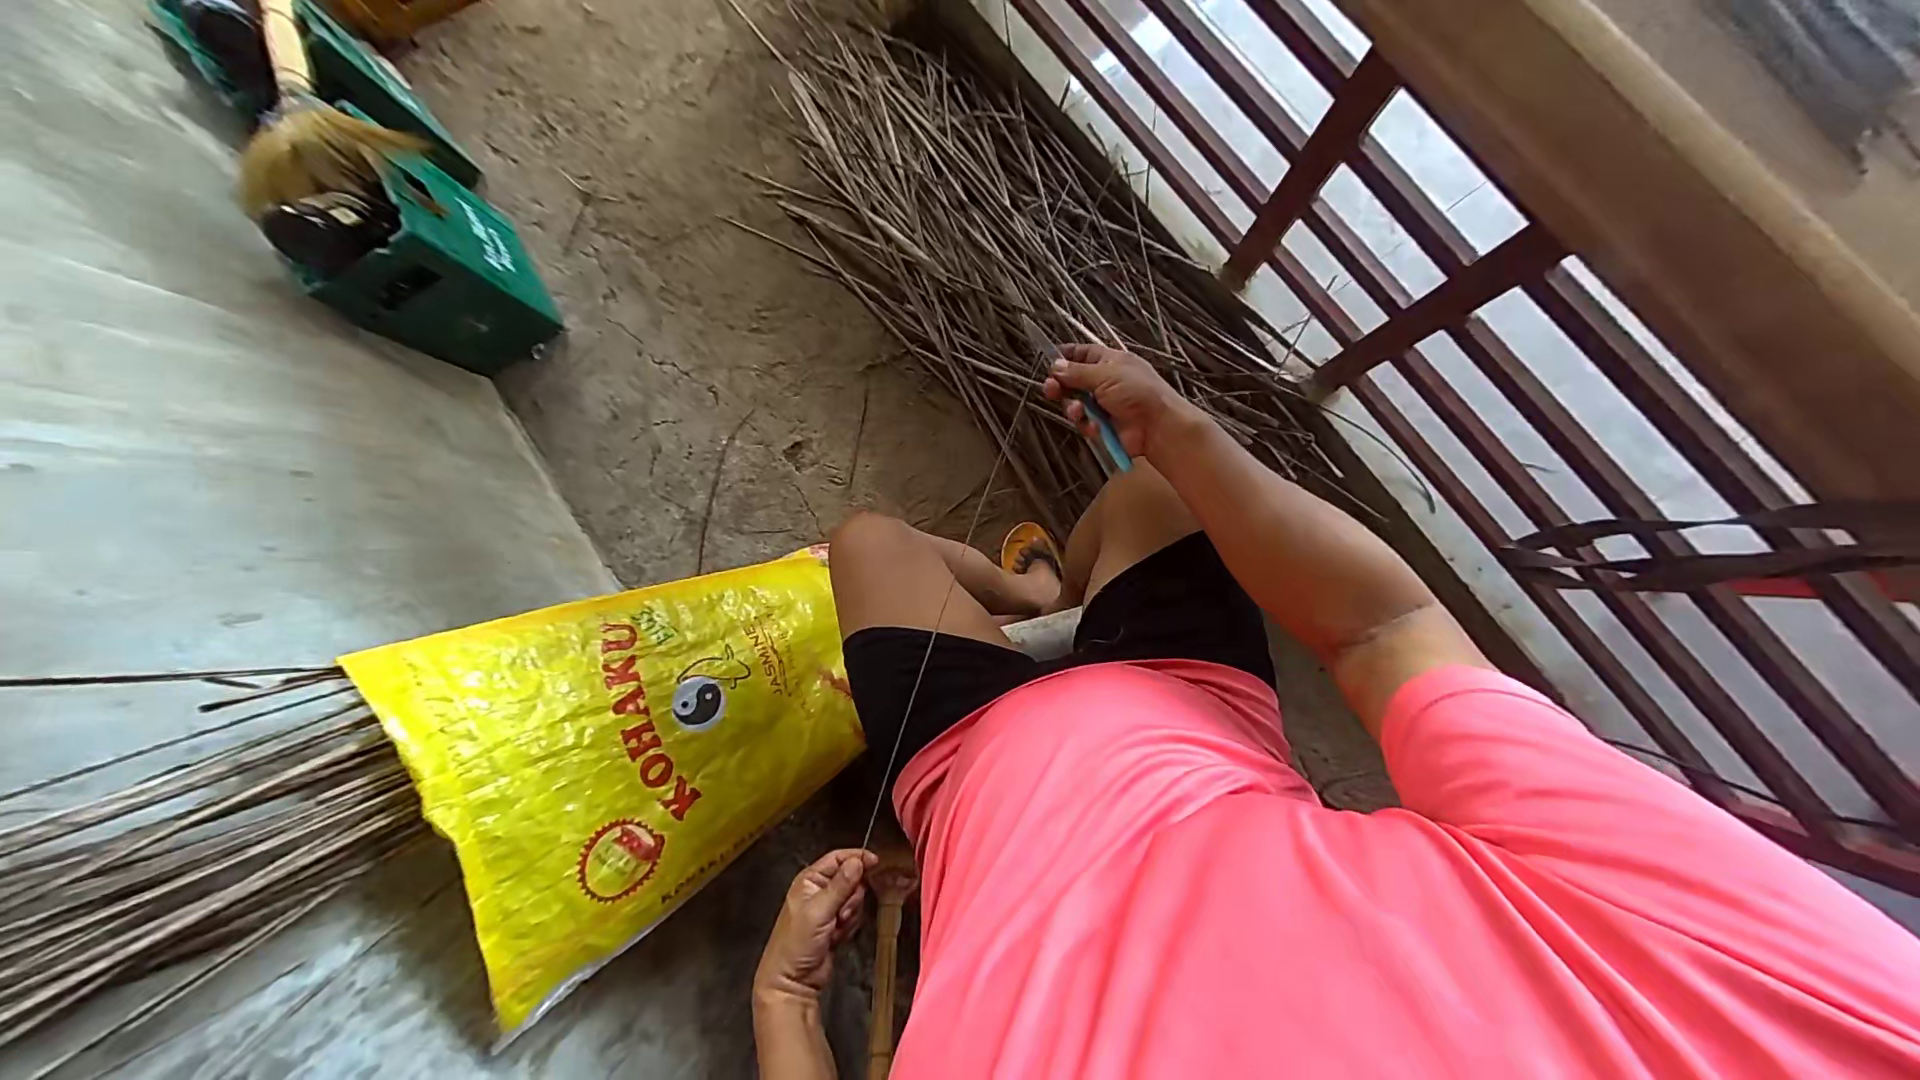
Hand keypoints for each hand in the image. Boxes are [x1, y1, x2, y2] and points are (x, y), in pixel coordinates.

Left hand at [754, 848, 877, 1006]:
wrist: (792, 983)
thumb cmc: (797, 943)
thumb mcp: (819, 911)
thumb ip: (841, 885)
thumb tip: (858, 860)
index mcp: (810, 879)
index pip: (838, 858)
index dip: (857, 858)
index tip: (875, 862)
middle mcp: (820, 890)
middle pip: (851, 878)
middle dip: (851, 895)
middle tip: (842, 912)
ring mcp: (828, 908)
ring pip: (855, 898)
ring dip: (850, 913)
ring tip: (836, 927)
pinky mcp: (836, 924)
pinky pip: (854, 915)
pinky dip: (850, 925)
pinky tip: (837, 936)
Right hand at [1044, 344, 1201, 460]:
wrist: (1157, 426)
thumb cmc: (1137, 392)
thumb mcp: (1106, 375)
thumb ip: (1077, 372)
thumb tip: (1055, 366)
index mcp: (1110, 363)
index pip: (1083, 354)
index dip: (1066, 357)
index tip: (1049, 361)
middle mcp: (1106, 382)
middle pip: (1074, 381)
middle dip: (1061, 385)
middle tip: (1050, 389)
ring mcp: (1104, 405)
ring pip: (1076, 404)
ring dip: (1073, 408)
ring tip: (1077, 411)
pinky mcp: (1103, 426)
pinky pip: (1085, 423)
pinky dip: (1087, 425)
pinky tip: (1095, 426)